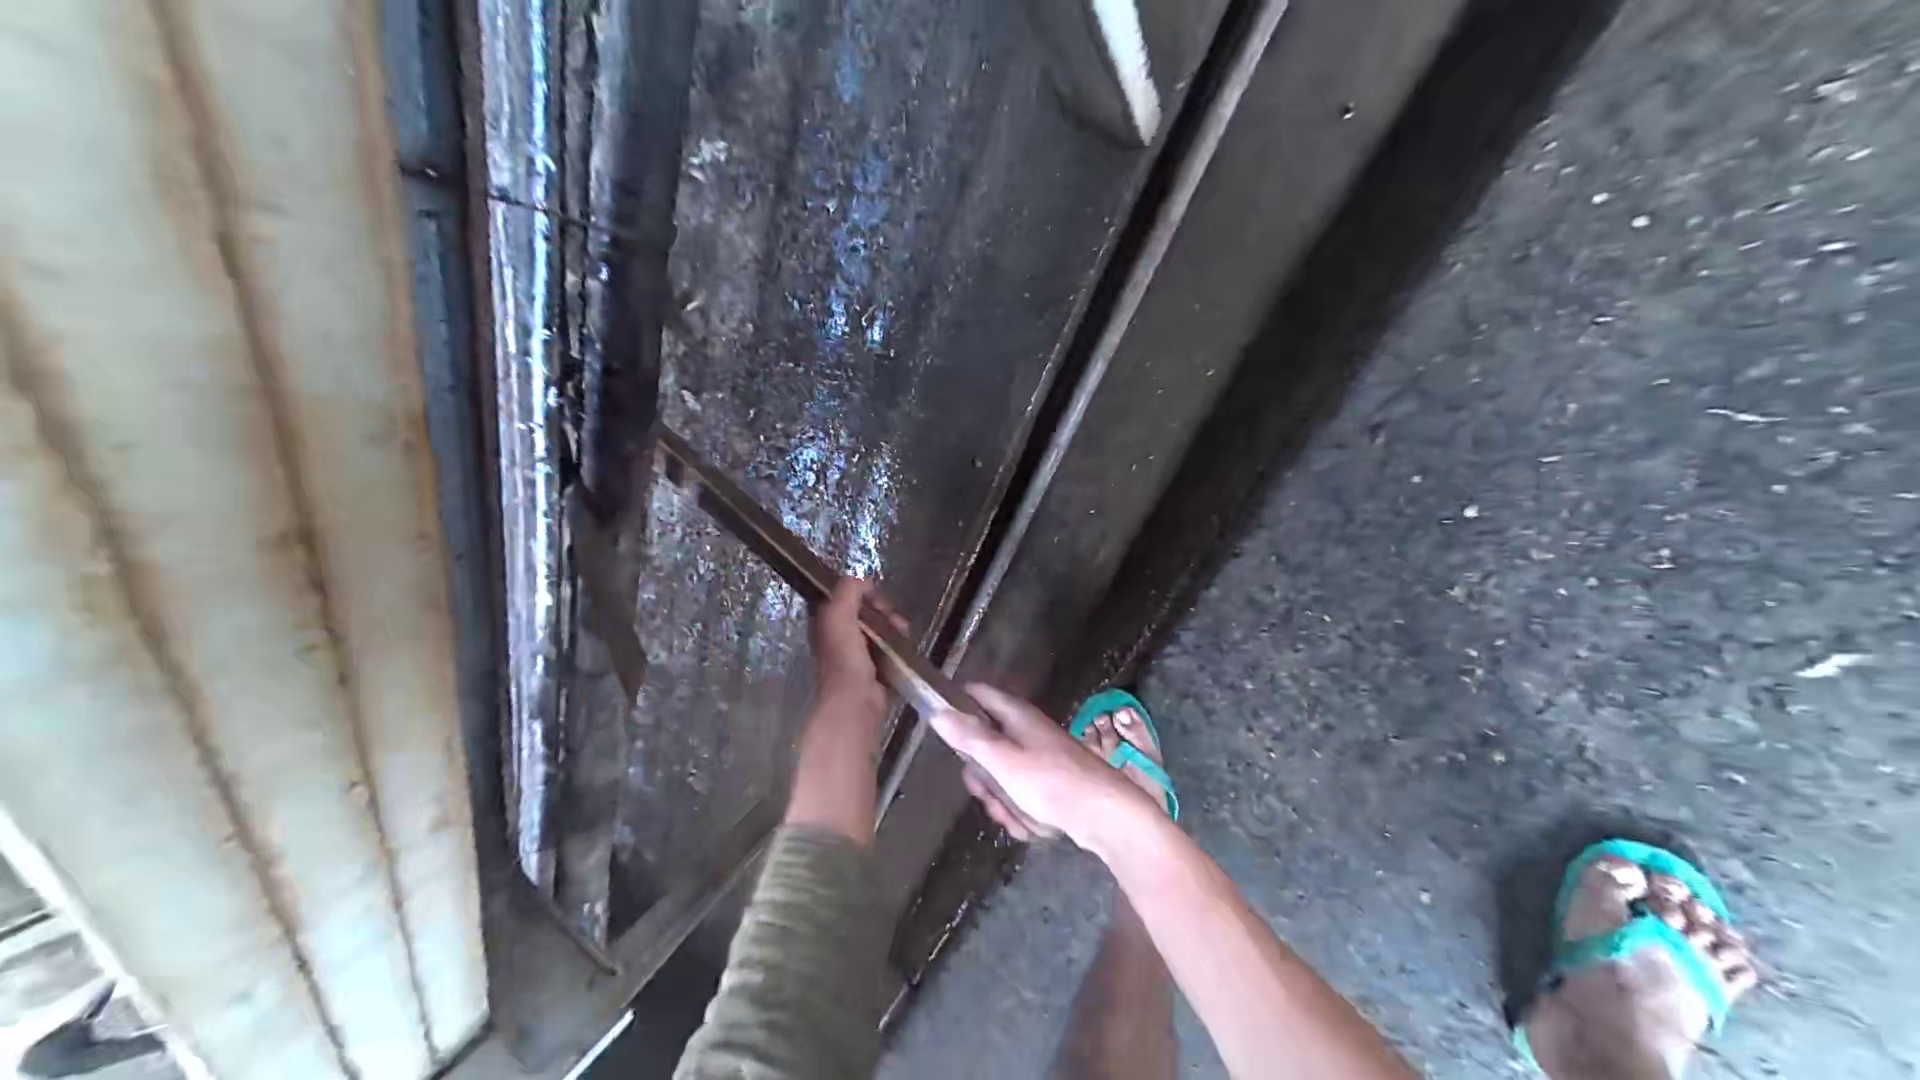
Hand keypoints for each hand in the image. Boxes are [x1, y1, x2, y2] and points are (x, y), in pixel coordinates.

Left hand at [810, 577, 895, 718]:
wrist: (856, 701)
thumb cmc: (844, 658)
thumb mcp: (838, 616)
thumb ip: (847, 591)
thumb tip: (862, 578)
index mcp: (829, 624)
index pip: (849, 598)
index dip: (866, 594)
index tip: (880, 600)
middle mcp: (842, 638)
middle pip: (869, 614)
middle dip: (886, 612)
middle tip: (896, 620)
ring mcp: (861, 656)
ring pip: (883, 632)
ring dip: (896, 629)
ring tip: (903, 635)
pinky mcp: (878, 671)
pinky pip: (893, 652)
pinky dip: (901, 648)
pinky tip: (905, 650)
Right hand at [929, 684, 1160, 850]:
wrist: (1108, 818)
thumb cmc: (1054, 784)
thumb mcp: (1004, 761)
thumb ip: (970, 738)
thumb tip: (938, 711)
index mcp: (1017, 716)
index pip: (978, 695)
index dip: (958, 708)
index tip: (948, 735)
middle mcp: (1027, 732)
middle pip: (984, 748)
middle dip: (983, 779)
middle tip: (991, 793)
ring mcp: (1039, 761)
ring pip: (1001, 779)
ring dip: (1003, 803)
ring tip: (1019, 815)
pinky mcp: (1049, 787)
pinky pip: (1021, 799)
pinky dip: (1024, 815)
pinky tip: (1036, 826)